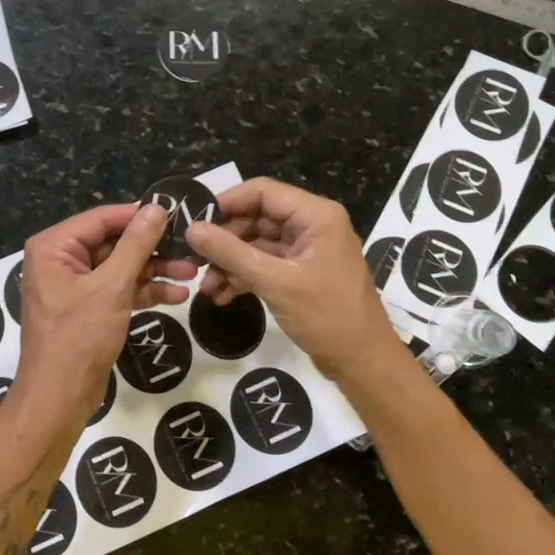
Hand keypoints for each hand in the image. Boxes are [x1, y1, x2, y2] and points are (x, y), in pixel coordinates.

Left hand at [14, 203, 199, 424]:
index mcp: (54, 246)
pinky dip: (143, 291)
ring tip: (192, 272)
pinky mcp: (86, 309)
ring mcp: (73, 286)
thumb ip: (136, 245)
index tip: (177, 213)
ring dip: (154, 270)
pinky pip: (117, 290)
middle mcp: (59, 260)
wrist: (58, 399)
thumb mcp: (111, 287)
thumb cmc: (78, 337)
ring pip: (119, 267)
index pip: (102, 218)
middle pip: (113, 242)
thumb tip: (157, 208)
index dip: (139, 215)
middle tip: (191, 247)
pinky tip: (177, 295)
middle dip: (152, 247)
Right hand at [185, 178, 400, 381]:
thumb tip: (192, 229)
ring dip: (230, 262)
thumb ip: (230, 253)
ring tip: (206, 286)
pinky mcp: (300, 274)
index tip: (194, 221)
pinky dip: (243, 276)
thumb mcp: (274, 282)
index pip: (262, 191)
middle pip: (257, 217)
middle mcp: (312, 225)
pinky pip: (264, 265)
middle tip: (194, 259)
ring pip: (257, 244)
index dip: (226, 202)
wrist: (363, 363)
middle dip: (225, 240)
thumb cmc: (327, 316)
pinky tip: (221, 295)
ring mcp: (306, 251)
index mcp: (315, 215)